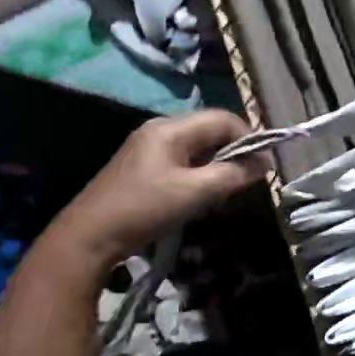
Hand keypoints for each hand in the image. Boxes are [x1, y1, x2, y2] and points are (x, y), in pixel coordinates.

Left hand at [45, 110, 266, 265]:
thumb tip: (265, 163)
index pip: (223, 119)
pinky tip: (203, 198)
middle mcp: (160, 131)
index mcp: (170, 129)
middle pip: (211, 131)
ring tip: (228, 192)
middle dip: (235, 153)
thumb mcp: (195, 192)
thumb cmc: (144, 209)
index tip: (264, 165)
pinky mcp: (145, 169)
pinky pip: (185, 162)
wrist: (89, 236)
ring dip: (219, 166)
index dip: (249, 137)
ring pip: (199, 148)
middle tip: (248, 181)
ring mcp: (150, 149)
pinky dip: (202, 175)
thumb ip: (233, 174)